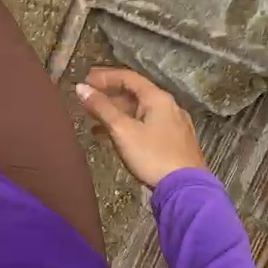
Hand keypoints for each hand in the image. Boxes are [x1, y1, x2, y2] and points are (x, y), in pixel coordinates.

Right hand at [77, 67, 208, 190]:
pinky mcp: (176, 141)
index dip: (105, 76)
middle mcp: (169, 106)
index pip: (128, 77)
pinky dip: (129, 126)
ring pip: (140, 111)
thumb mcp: (122, 130)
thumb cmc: (152, 155)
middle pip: (135, 94)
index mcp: (158, 99)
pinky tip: (116, 138)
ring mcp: (175, 124)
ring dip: (117, 113)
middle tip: (88, 101)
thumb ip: (101, 107)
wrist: (186, 191)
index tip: (85, 81)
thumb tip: (81, 88)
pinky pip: (147, 125)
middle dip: (109, 96)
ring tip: (95, 122)